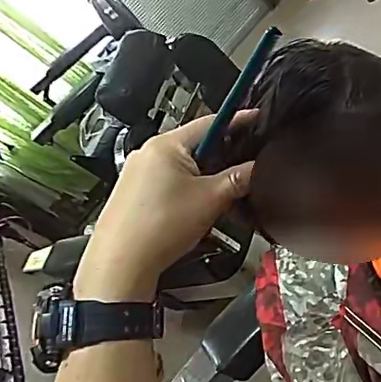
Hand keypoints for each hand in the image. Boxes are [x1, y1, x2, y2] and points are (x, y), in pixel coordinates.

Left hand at [74, 113, 253, 301]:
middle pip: (199, 145)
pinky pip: (173, 182)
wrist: (122, 263)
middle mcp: (148, 154)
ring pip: (187, 166)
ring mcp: (141, 173)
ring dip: (209, 178)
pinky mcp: (138, 192)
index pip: (210, 122)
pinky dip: (192, 190)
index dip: (238, 120)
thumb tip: (258, 168)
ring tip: (222, 199)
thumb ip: (241, 178)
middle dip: (225, 157)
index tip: (255, 118)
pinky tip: (201, 210)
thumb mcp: (213, 198)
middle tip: (246, 170)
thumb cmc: (156, 228)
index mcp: (165, 145)